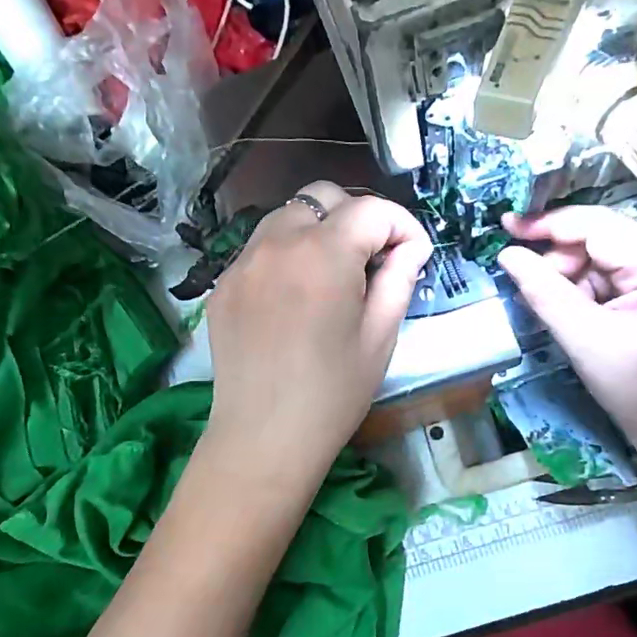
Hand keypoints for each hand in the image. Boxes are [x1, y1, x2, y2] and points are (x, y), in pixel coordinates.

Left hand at [205, 183, 432, 477]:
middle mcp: (277, 243)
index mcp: (324, 255)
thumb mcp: (380, 338)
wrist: (264, 438)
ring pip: (286, 216)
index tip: (413, 255)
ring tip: (332, 274)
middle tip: (372, 261)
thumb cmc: (332, 394)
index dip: (402, 226)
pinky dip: (285, 254)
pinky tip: (295, 295)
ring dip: (317, 230)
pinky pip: (259, 248)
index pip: (371, 209)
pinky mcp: (222, 285)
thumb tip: (409, 249)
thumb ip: (398, 280)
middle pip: (323, 197)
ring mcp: (242, 262)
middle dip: (357, 218)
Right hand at [497, 207, 636, 447]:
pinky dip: (586, 288)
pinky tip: (580, 314)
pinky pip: (610, 271)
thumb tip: (507, 254)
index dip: (550, 224)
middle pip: (601, 236)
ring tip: (566, 314)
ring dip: (572, 277)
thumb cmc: (633, 385)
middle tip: (535, 289)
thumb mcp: (582, 337)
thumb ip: (543, 291)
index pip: (599, 225)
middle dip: (562, 260)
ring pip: (601, 254)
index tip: (508, 226)